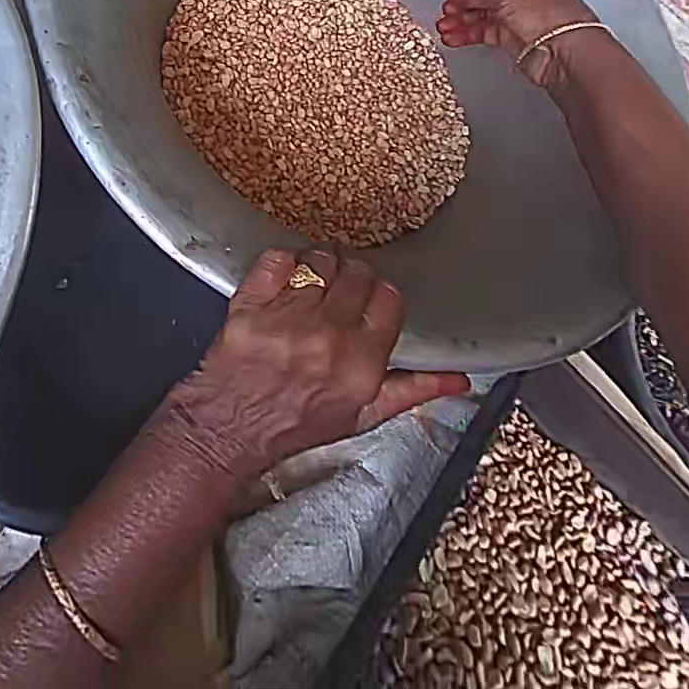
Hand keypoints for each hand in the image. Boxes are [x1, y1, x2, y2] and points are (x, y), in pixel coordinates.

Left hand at [167, 249, 470, 480]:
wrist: (229, 430)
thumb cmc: (295, 424)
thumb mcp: (361, 418)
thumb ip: (412, 391)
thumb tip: (458, 379)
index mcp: (361, 364)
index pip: (389, 297)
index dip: (380, 293)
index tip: (368, 298)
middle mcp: (328, 337)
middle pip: (357, 273)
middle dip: (351, 277)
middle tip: (339, 291)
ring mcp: (288, 318)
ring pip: (321, 260)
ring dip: (321, 265)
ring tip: (313, 283)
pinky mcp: (251, 305)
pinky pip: (279, 259)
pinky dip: (284, 261)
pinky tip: (285, 279)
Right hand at [437, 0, 599, 85]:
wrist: (564, 52)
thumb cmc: (550, 16)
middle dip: (462, 1)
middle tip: (447, 9)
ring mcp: (520, 15)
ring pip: (483, 14)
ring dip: (461, 20)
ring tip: (445, 27)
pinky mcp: (515, 38)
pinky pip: (485, 32)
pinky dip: (467, 34)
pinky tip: (453, 37)